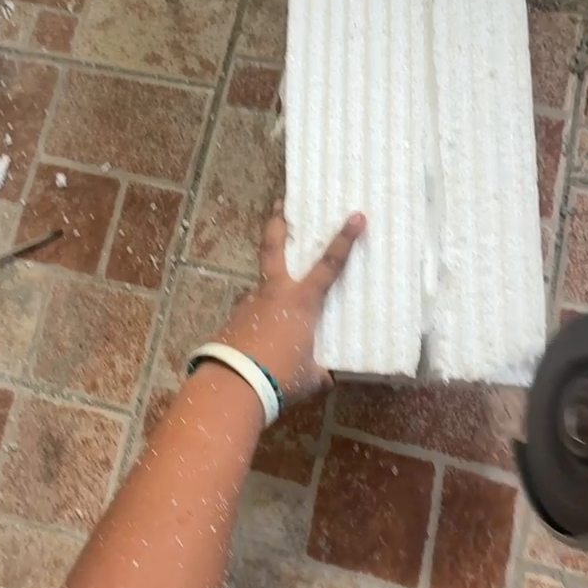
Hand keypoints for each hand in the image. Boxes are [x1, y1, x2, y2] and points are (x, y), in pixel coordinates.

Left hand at [210, 206, 366, 406]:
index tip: (356, 215)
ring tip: (274, 314)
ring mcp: (249, 303)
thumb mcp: (310, 377)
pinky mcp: (232, 319)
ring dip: (268, 291)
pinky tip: (257, 338)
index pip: (329, 265)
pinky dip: (256, 321)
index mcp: (301, 301)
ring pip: (261, 287)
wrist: (233, 385)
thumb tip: (325, 374)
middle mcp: (274, 293)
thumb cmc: (280, 378)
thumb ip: (320, 370)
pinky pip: (250, 314)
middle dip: (278, 223)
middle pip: (273, 247)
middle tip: (279, 203)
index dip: (345, 239)